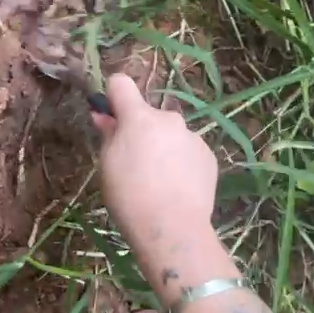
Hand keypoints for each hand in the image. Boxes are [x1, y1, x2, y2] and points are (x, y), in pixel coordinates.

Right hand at [91, 74, 218, 261]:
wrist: (171, 228)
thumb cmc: (129, 197)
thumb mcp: (108, 165)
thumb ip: (108, 135)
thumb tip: (104, 116)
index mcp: (140, 118)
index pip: (121, 84)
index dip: (113, 97)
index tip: (110, 117)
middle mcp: (169, 119)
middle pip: (148, 115)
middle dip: (140, 131)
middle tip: (133, 164)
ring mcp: (192, 137)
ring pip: (170, 135)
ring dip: (162, 148)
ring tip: (157, 182)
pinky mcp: (208, 156)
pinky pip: (187, 151)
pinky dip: (180, 163)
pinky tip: (175, 189)